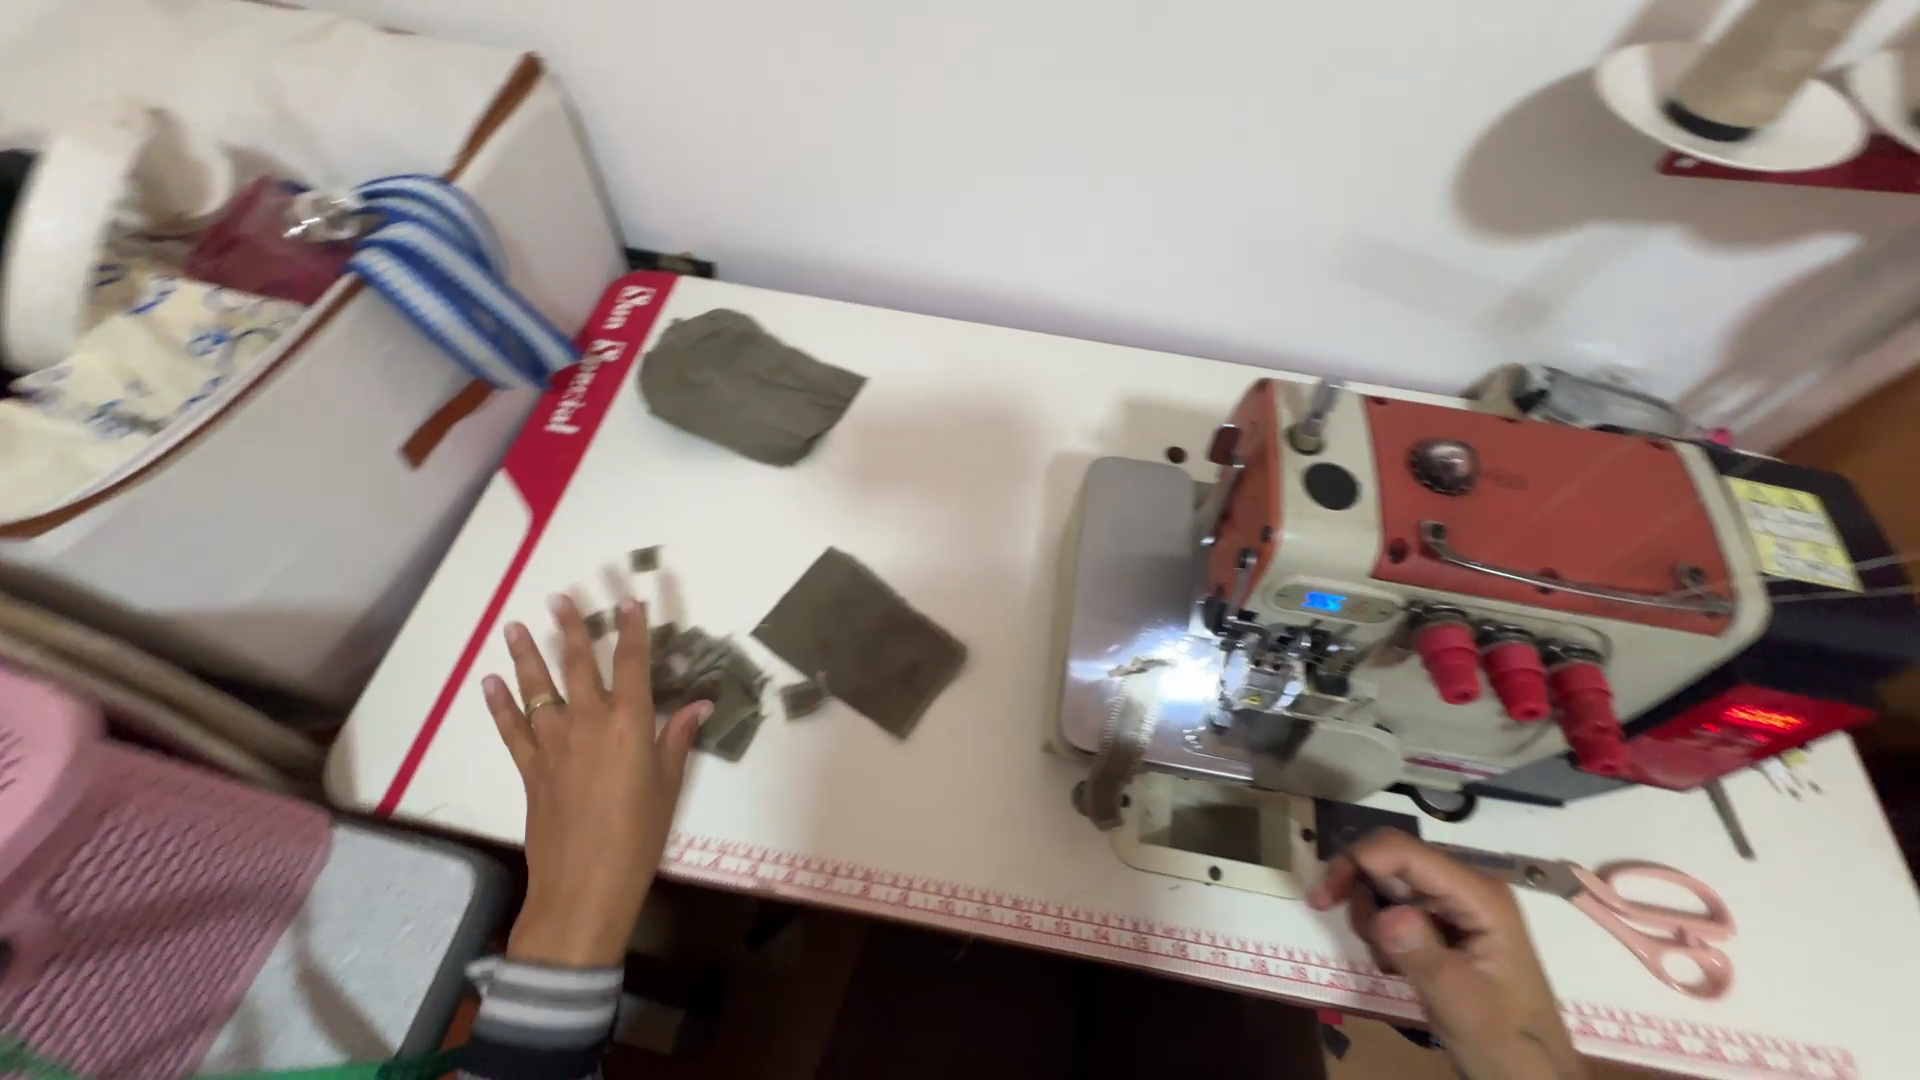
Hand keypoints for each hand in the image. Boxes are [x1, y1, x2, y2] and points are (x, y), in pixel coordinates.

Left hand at [483, 595, 711, 967]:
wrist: (585, 885)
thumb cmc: (640, 834)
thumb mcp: (669, 784)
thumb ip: (678, 738)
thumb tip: (700, 705)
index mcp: (630, 723)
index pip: (633, 664)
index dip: (632, 630)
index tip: (628, 601)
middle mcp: (589, 723)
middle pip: (580, 666)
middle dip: (572, 629)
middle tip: (559, 597)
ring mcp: (554, 744)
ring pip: (539, 691)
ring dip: (527, 657)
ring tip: (515, 626)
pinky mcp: (530, 768)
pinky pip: (512, 730)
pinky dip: (500, 706)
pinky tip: (489, 683)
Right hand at [1309, 830, 1584, 1079]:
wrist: (1532, 1078)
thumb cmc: (1505, 1043)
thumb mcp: (1460, 1004)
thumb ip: (1422, 956)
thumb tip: (1384, 915)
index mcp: (1478, 895)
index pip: (1402, 851)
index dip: (1356, 861)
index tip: (1324, 898)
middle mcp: (1465, 887)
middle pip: (1389, 859)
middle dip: (1357, 888)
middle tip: (1329, 914)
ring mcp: (1455, 904)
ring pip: (1387, 882)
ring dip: (1370, 915)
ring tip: (1386, 960)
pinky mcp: (1445, 921)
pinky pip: (1395, 904)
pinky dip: (1381, 929)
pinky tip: (1395, 962)